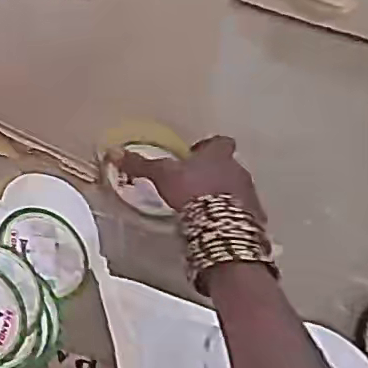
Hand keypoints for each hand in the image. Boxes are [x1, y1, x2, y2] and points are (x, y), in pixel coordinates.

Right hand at [115, 135, 266, 220]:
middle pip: (228, 165)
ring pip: (236, 188)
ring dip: (223, 193)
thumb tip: (114, 152)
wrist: (220, 226)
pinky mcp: (254, 216)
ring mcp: (249, 193)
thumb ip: (140, 164)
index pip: (219, 142)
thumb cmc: (192, 191)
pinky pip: (242, 211)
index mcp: (218, 155)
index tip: (194, 155)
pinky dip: (230, 214)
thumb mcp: (162, 175)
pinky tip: (215, 223)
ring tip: (202, 206)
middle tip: (194, 183)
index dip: (208, 147)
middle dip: (214, 172)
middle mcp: (238, 169)